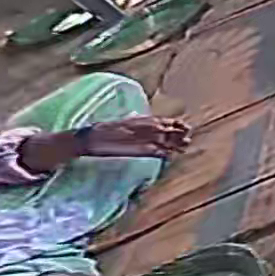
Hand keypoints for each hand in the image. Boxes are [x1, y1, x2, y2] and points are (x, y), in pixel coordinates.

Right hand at [18, 117, 190, 171]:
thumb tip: (154, 123)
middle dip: (180, 135)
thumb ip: (141, 123)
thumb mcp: (126, 123)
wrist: (88, 138)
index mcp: (145, 120)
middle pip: (172, 131)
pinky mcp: (141, 150)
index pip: (168, 121)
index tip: (185, 127)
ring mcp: (146, 139)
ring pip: (169, 141)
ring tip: (183, 146)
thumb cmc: (106, 130)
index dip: (178, 125)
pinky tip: (170, 155)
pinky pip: (159, 152)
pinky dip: (166, 153)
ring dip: (177, 144)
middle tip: (186, 139)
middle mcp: (149, 127)